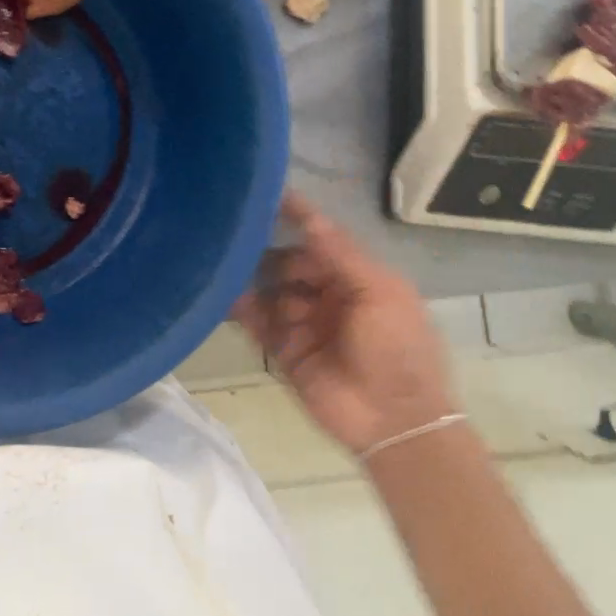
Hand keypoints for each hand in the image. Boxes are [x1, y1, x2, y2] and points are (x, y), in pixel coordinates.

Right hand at [234, 194, 456, 455]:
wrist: (395, 421)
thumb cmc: (398, 349)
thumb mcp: (380, 293)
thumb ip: (341, 254)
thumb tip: (308, 215)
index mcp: (356, 278)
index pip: (320, 239)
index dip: (295, 218)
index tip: (265, 193)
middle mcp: (326, 295)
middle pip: (287, 263)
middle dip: (263, 250)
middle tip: (230, 232)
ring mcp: (303, 323)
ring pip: (268, 290)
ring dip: (247, 277)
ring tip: (217, 259)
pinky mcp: (283, 349)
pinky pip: (256, 322)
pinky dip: (239, 308)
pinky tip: (221, 293)